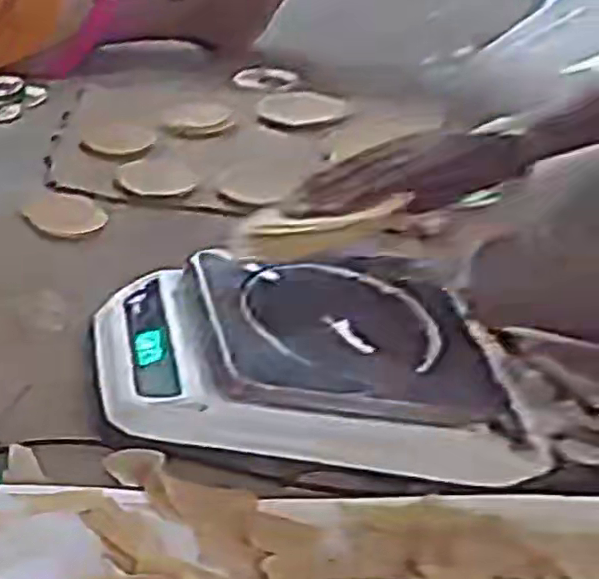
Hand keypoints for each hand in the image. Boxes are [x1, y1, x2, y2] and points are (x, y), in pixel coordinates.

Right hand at [296, 130, 531, 214]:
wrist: (515, 141)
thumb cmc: (480, 176)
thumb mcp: (449, 196)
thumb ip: (409, 206)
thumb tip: (375, 216)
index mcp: (409, 174)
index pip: (358, 193)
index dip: (327, 206)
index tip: (299, 218)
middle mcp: (399, 159)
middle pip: (347, 179)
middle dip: (314, 196)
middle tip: (283, 211)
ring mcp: (399, 148)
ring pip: (351, 166)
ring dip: (319, 183)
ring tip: (292, 196)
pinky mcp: (401, 143)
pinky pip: (363, 155)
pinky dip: (338, 167)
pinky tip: (321, 175)